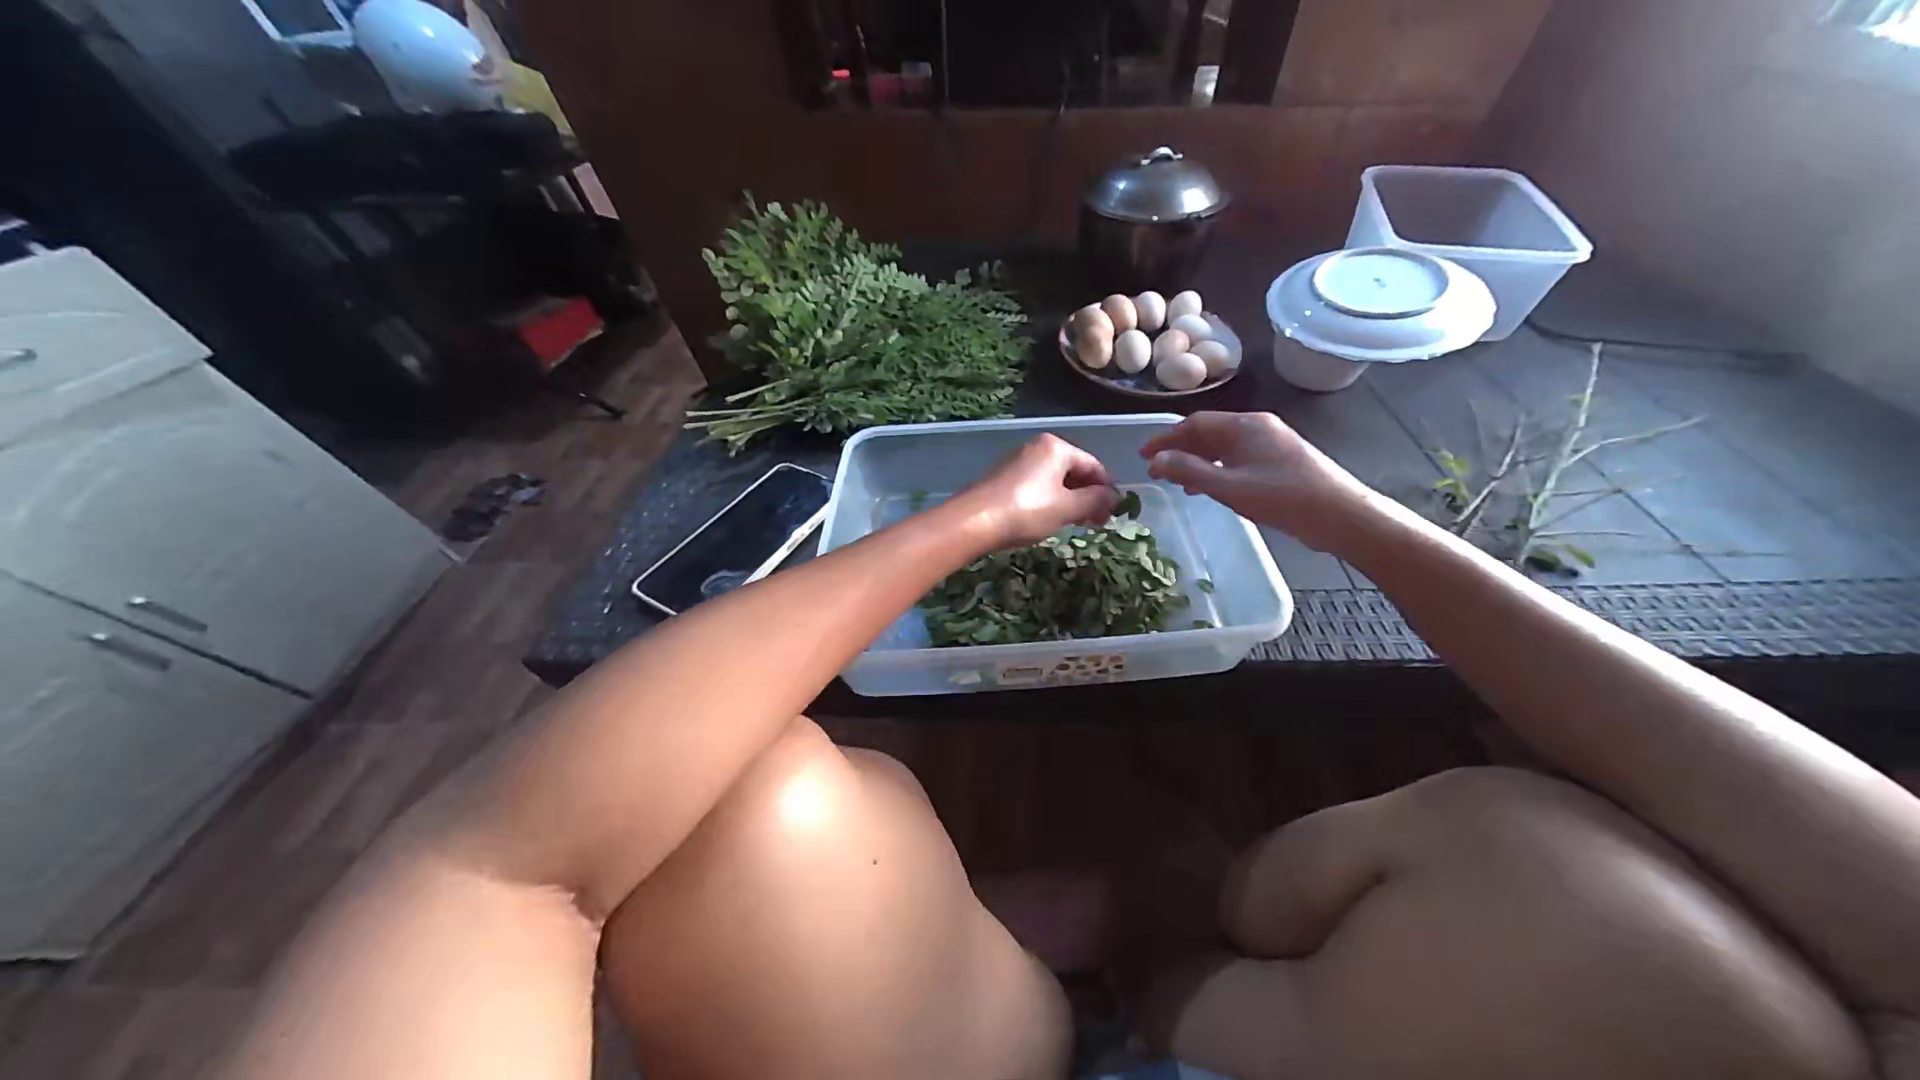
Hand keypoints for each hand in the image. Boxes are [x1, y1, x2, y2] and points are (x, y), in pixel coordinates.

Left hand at [952, 434, 1118, 549]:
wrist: (972, 521)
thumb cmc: (1026, 511)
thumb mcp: (1067, 508)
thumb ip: (1095, 500)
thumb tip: (1115, 496)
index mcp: (1056, 447)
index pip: (1094, 466)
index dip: (1107, 490)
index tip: (1113, 514)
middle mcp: (1037, 447)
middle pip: (1073, 471)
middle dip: (1088, 496)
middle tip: (1096, 522)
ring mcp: (1017, 461)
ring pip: (1054, 480)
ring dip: (1069, 500)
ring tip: (1075, 523)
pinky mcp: (1003, 478)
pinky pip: (1036, 486)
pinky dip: (1049, 500)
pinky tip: (1048, 519)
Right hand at [1140, 412, 1388, 552]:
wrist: (1340, 514)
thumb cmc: (1283, 497)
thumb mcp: (1230, 486)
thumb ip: (1190, 471)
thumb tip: (1156, 461)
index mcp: (1245, 425)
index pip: (1194, 423)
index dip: (1165, 438)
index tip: (1143, 455)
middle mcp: (1257, 427)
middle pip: (1208, 432)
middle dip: (1179, 449)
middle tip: (1156, 469)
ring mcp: (1270, 443)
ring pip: (1222, 447)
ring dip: (1196, 461)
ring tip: (1176, 480)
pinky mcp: (1278, 461)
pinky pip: (1236, 458)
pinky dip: (1216, 469)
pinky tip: (1208, 487)